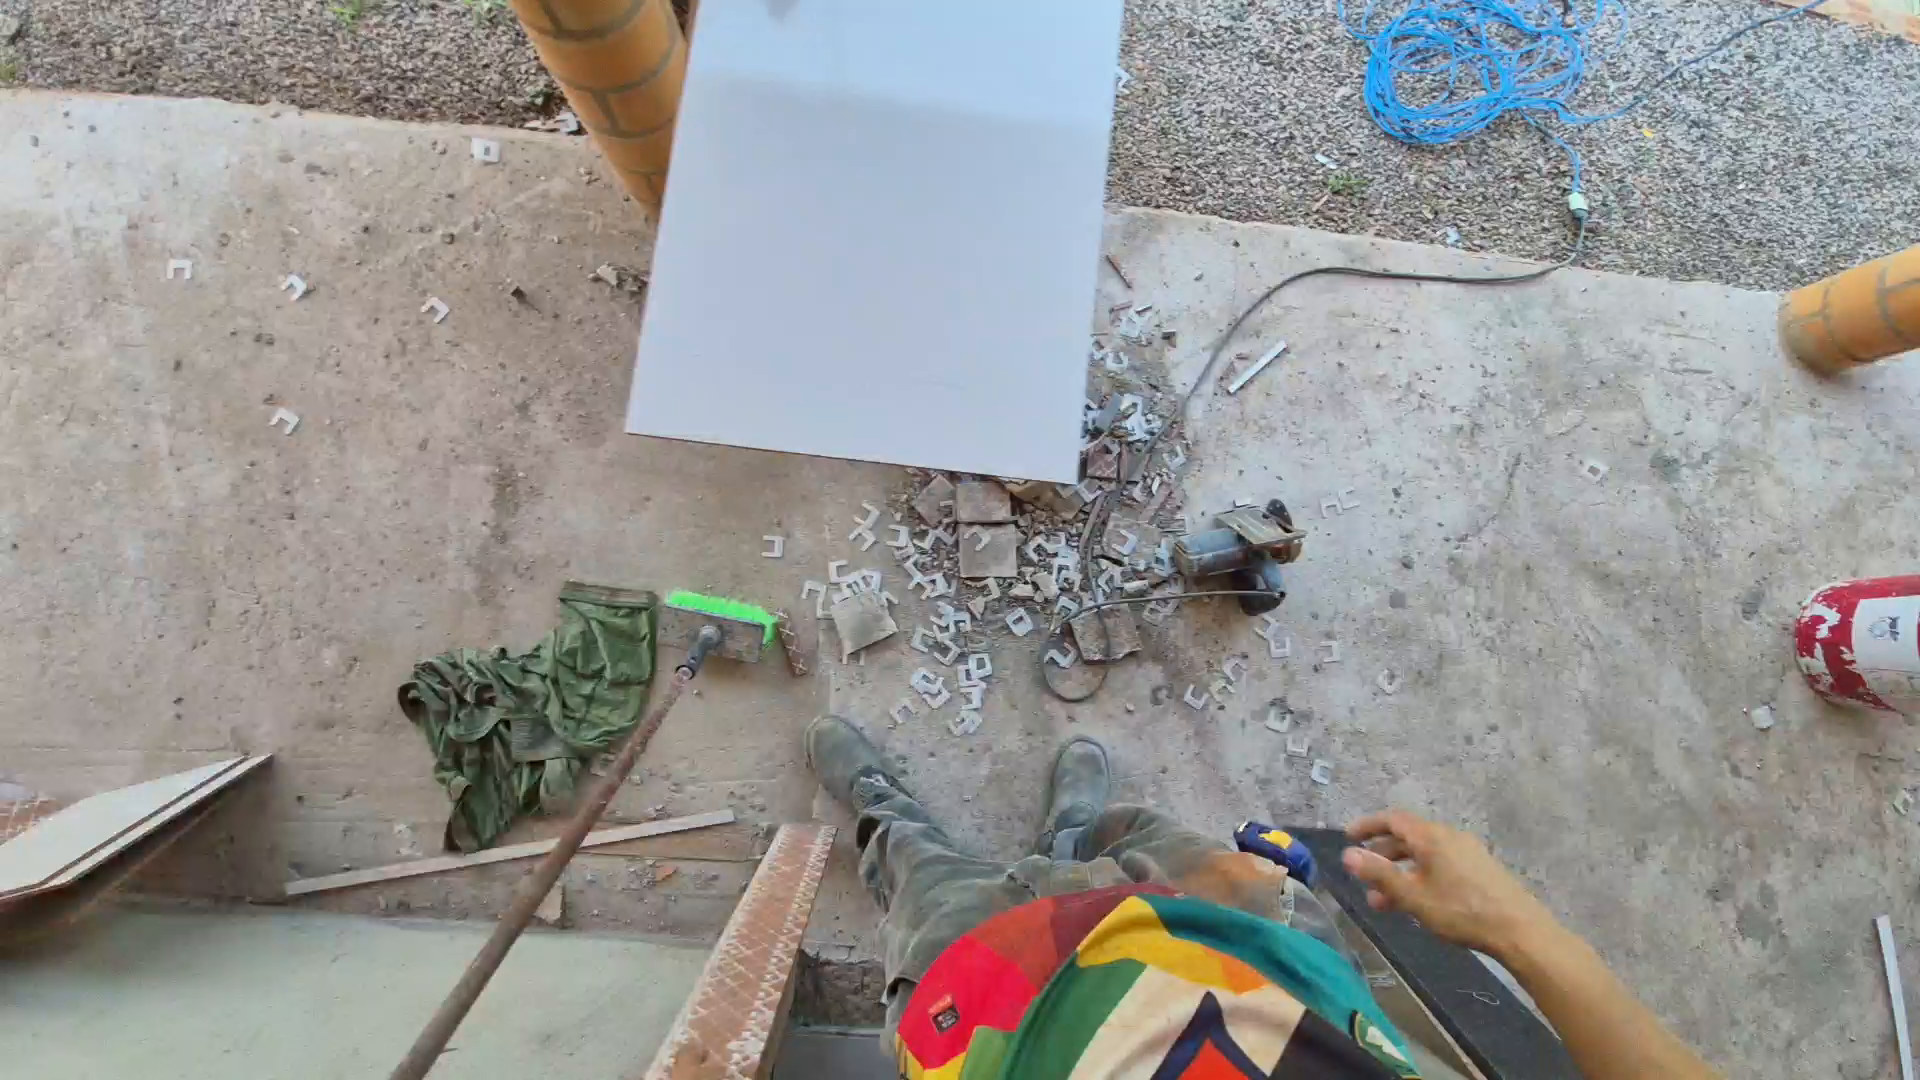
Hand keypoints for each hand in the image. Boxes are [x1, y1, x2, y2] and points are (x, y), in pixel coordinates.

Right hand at [1342, 810, 1559, 958]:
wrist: (1524, 935)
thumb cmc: (1462, 911)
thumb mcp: (1413, 896)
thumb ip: (1379, 874)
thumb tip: (1347, 855)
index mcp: (1430, 836)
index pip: (1392, 819)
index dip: (1368, 825)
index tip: (1350, 837)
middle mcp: (1449, 837)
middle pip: (1408, 837)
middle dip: (1383, 856)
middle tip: (1366, 875)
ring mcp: (1469, 853)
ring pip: (1425, 855)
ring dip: (1402, 872)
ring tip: (1387, 901)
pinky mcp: (1483, 871)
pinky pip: (1442, 864)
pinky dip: (1422, 876)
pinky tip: (1420, 901)